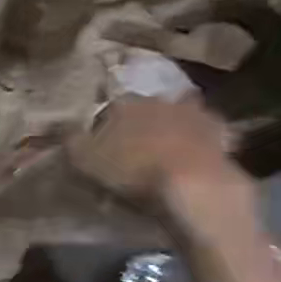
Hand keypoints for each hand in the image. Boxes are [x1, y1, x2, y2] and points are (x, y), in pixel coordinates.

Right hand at [67, 97, 242, 203]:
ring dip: (172, 123)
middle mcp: (158, 99)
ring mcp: (192, 112)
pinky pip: (206, 130)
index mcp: (124, 104)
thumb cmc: (131, 170)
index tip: (101, 143)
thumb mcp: (84, 160)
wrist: (190, 182)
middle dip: (139, 121)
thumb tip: (63, 126)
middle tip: (134, 145)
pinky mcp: (218, 130)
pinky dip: (200, 137)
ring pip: (177, 112)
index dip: (103, 125)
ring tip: (166, 146)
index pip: (107, 108)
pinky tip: (194, 152)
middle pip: (144, 108)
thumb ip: (71, 141)